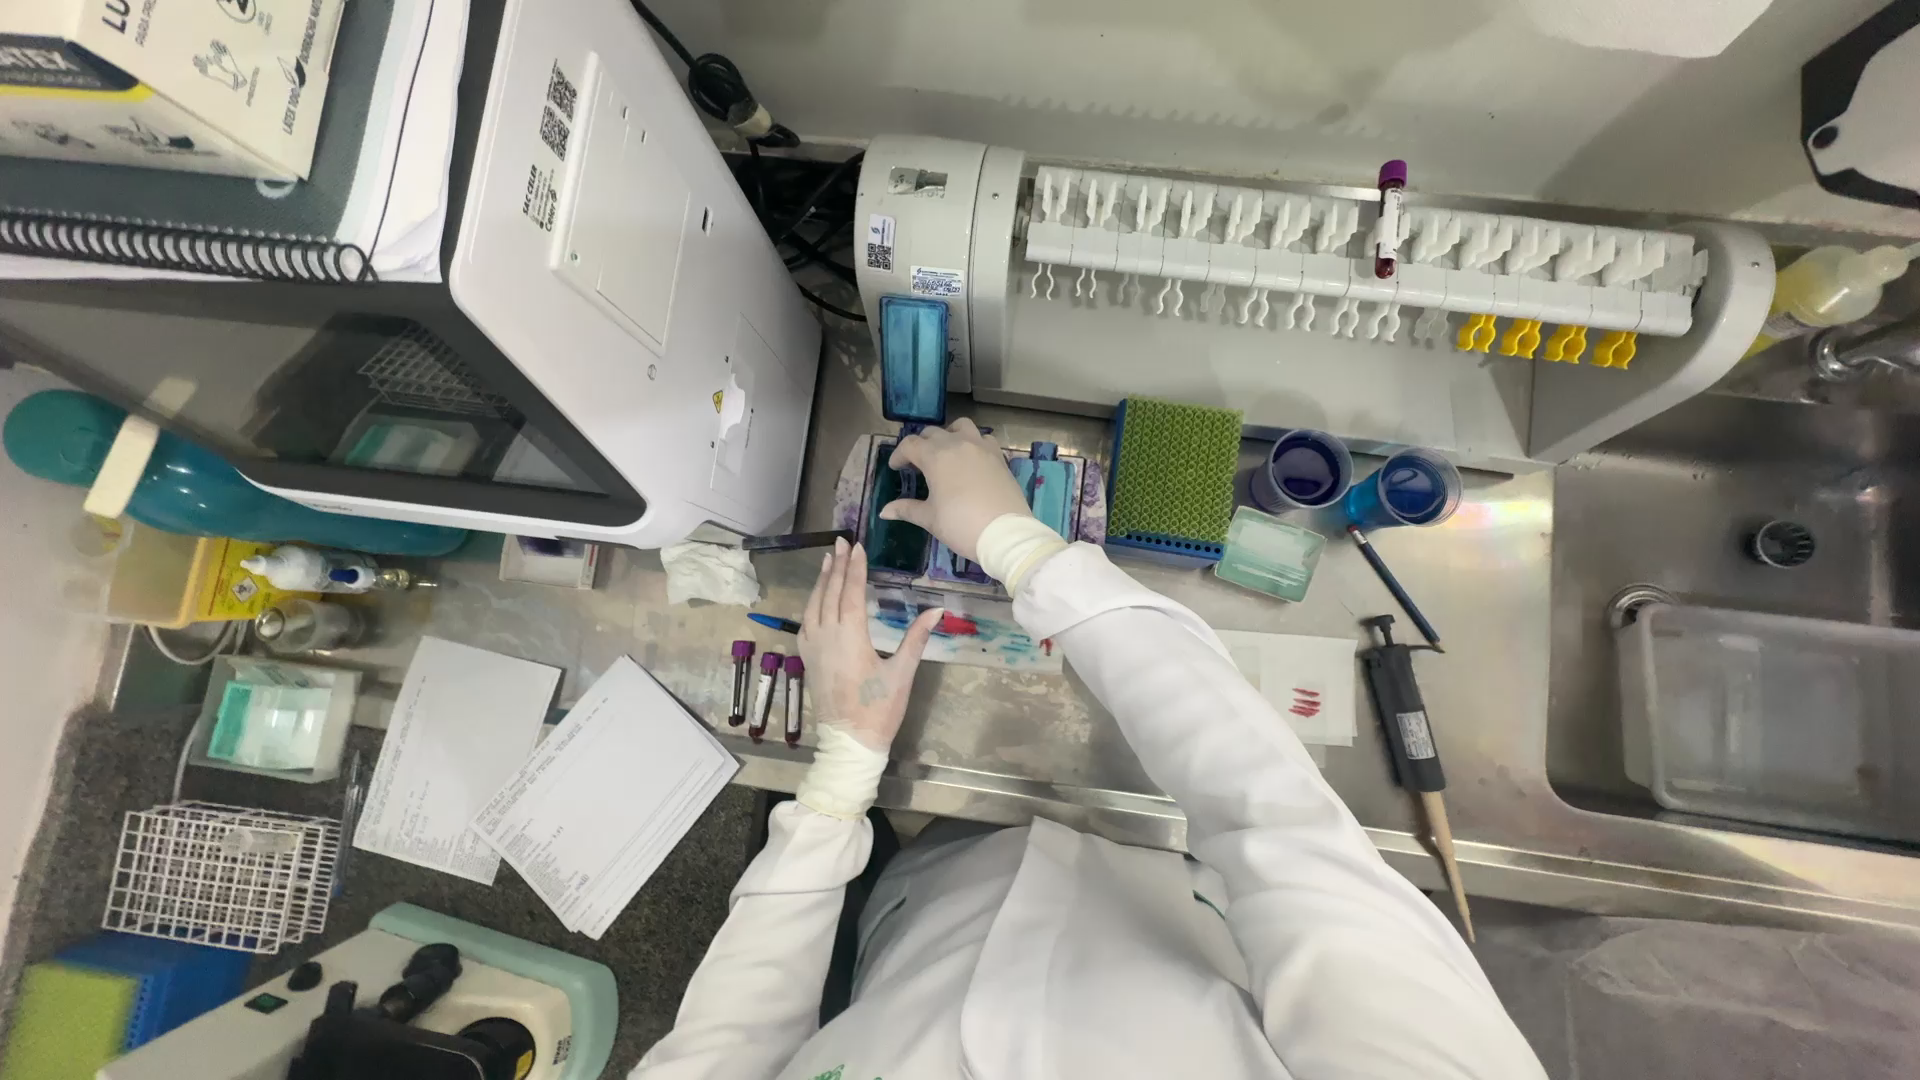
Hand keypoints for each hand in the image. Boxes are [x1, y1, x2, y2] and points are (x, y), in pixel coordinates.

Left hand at [798, 538, 942, 751]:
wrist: (850, 743)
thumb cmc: (880, 709)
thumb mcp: (902, 673)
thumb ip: (917, 638)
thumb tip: (937, 610)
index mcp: (850, 637)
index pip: (852, 593)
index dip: (856, 569)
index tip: (859, 547)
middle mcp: (827, 636)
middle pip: (831, 593)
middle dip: (838, 566)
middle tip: (842, 542)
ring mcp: (813, 648)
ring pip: (814, 605)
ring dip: (822, 581)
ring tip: (828, 561)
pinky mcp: (808, 659)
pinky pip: (806, 622)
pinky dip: (811, 603)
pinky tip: (816, 598)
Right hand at [880, 418, 1034, 561]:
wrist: (1005, 534)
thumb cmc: (961, 525)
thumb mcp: (930, 519)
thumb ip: (906, 509)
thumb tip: (884, 511)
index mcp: (936, 457)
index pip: (910, 445)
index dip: (899, 455)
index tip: (895, 468)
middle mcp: (957, 444)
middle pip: (932, 433)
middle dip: (920, 445)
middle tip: (917, 464)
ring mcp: (981, 447)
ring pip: (960, 427)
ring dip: (948, 435)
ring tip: (945, 452)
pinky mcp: (998, 456)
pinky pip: (982, 438)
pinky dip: (973, 442)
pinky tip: (971, 459)